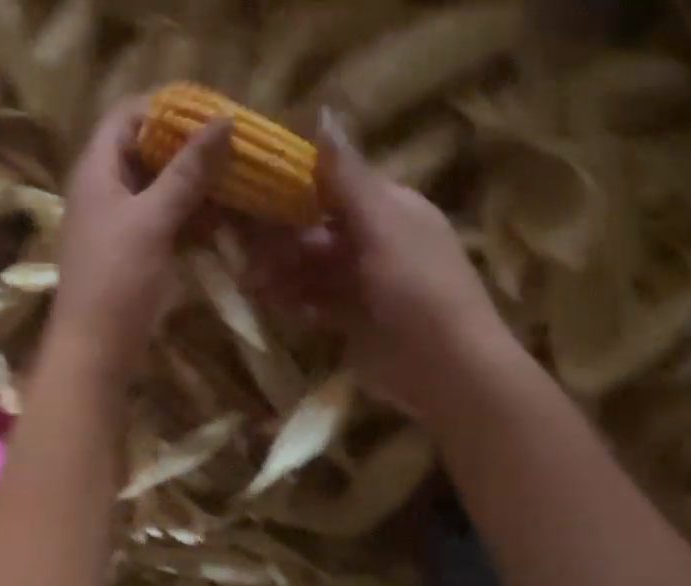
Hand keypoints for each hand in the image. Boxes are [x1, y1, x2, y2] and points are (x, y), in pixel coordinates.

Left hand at [45, 100, 233, 367]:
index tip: (212, 111)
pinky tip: (225, 219)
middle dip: (191, 147)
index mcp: (97, 170)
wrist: (94, 351)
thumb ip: (188, 171)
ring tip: (241, 179)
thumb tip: (225, 121)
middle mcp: (105, 190)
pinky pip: (166, 222)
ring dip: (197, 184)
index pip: (128, 115)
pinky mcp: (135, 254)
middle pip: (148, 150)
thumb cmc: (116, 280)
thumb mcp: (153, 219)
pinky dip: (192, 217)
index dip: (167, 107)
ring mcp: (120, 224)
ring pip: (161, 189)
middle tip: (237, 147)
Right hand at [250, 110, 514, 416]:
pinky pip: (311, 302)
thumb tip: (323, 111)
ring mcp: (361, 283)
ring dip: (279, 274)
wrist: (446, 369)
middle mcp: (373, 239)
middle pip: (312, 229)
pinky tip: (274, 308)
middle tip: (244, 255)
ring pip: (307, 268)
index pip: (330, 185)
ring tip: (253, 287)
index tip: (247, 194)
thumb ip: (347, 177)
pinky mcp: (350, 320)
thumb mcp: (383, 225)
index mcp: (388, 207)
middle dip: (277, 241)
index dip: (289, 187)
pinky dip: (291, 303)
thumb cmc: (419, 288)